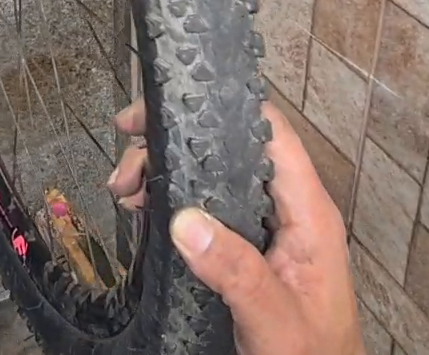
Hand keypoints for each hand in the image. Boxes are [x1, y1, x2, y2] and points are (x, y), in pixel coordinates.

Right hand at [106, 100, 363, 354]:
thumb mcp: (277, 324)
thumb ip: (237, 273)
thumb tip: (183, 219)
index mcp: (305, 212)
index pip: (270, 131)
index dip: (222, 105)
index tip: (166, 104)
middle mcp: (282, 208)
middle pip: (226, 145)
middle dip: (172, 138)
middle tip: (127, 140)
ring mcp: (259, 225)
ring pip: (205, 172)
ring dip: (160, 169)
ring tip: (123, 186)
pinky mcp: (238, 245)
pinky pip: (198, 203)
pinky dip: (163, 197)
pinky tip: (138, 205)